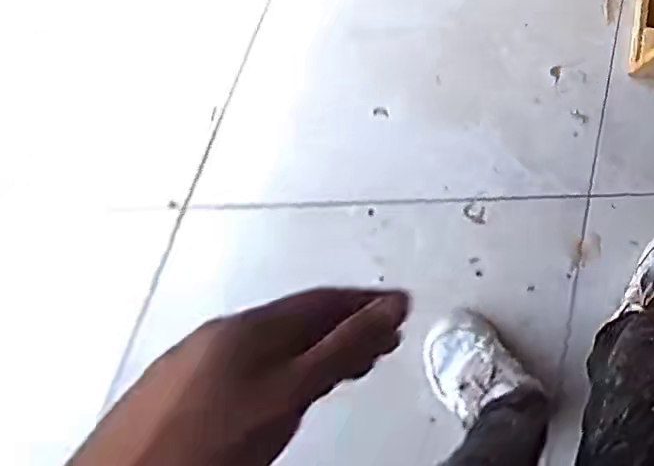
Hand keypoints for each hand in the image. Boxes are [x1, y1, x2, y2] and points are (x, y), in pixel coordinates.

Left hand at [70, 288, 409, 465]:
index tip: (401, 309)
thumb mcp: (295, 390)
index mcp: (245, 326)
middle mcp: (212, 337)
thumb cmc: (200, 447)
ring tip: (338, 374)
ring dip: (312, 355)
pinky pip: (238, 372)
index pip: (328, 298)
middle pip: (299, 321)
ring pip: (269, 348)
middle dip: (345, 331)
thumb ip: (351, 342)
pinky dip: (275, 375)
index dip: (372, 303)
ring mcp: (180, 370)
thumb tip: (394, 305)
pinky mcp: (160, 403)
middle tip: (378, 343)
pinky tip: (281, 398)